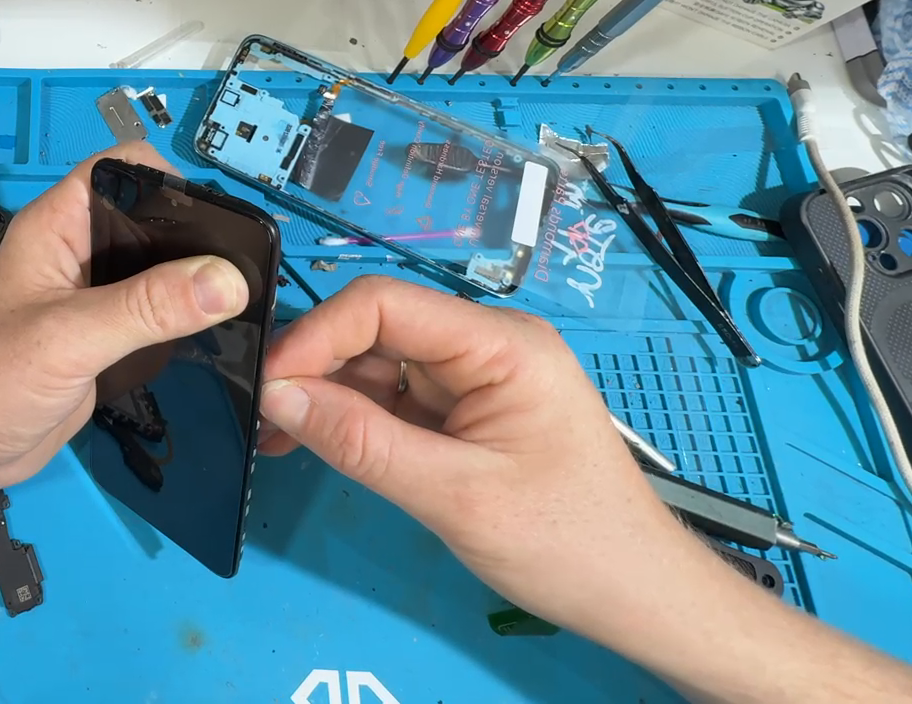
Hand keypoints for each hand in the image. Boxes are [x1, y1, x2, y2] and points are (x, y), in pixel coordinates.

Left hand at [0, 142, 247, 499]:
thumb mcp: (71, 337)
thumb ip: (148, 307)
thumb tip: (229, 280)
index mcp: (56, 225)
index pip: (117, 168)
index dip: (166, 178)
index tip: (218, 218)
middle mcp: (76, 249)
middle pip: (145, 214)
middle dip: (193, 232)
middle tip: (245, 265)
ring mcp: (90, 291)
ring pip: (154, 262)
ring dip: (192, 276)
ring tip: (244, 295)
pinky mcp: (102, 331)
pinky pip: (152, 307)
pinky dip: (182, 312)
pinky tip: (216, 327)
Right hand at [256, 276, 720, 634]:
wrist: (648, 606)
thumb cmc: (572, 548)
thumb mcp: (457, 499)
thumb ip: (360, 443)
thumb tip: (274, 397)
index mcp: (498, 344)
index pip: (383, 305)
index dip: (317, 335)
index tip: (270, 384)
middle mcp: (478, 344)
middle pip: (370, 329)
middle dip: (312, 368)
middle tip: (263, 414)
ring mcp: (465, 374)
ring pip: (367, 362)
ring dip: (319, 396)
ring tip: (275, 436)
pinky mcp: (452, 405)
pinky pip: (381, 395)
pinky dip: (340, 417)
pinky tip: (306, 440)